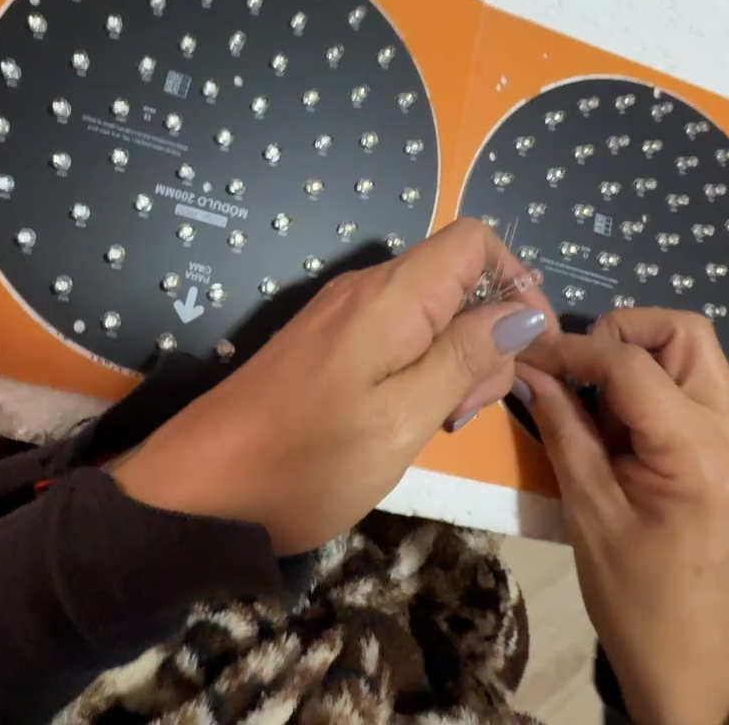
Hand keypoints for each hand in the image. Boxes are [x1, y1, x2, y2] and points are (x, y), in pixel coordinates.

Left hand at [110, 218, 555, 554]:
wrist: (201, 489)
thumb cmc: (309, 458)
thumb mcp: (405, 415)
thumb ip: (466, 355)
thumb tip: (523, 309)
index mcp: (391, 295)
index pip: (474, 240)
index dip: (515, 279)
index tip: (528, 346)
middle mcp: (368, 290)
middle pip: (456, 280)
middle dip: (484, 338)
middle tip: (463, 410)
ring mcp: (344, 316)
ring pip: (429, 314)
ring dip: (453, 362)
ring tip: (435, 423)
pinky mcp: (329, 344)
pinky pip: (396, 337)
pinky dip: (419, 371)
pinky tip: (407, 420)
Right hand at [517, 309, 728, 724]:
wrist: (691, 663)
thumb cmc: (633, 596)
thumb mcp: (586, 509)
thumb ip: (560, 425)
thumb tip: (527, 366)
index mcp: (698, 454)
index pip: (632, 362)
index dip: (573, 347)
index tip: (529, 353)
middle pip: (686, 332)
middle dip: (622, 331)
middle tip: (578, 368)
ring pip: (694, 350)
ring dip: (639, 352)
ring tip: (596, 398)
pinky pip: (694, 383)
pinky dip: (652, 379)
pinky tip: (618, 421)